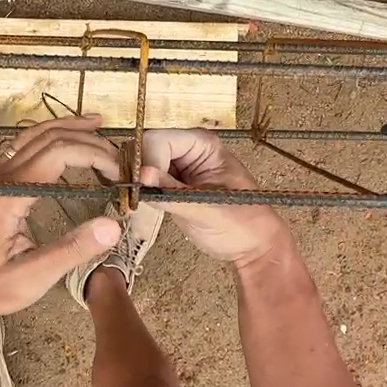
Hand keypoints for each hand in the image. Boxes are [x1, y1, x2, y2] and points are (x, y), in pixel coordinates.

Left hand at [0, 116, 124, 317]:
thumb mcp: (32, 278)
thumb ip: (72, 250)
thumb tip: (113, 226)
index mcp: (9, 196)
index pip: (56, 154)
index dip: (92, 155)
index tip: (117, 174)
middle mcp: (1, 179)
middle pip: (48, 138)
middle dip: (87, 141)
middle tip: (118, 160)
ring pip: (33, 135)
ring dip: (67, 128)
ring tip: (97, 125)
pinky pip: (23, 146)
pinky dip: (49, 136)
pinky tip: (63, 139)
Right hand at [141, 129, 289, 266]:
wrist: (252, 246)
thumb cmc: (242, 224)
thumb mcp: (208, 209)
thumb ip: (173, 192)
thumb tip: (141, 175)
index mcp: (202, 144)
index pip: (159, 140)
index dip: (147, 161)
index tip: (145, 188)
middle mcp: (186, 149)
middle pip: (145, 147)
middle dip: (136, 169)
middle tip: (136, 196)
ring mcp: (176, 166)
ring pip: (140, 162)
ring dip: (134, 180)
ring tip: (137, 200)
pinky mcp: (168, 184)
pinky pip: (144, 179)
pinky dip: (137, 190)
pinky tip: (139, 202)